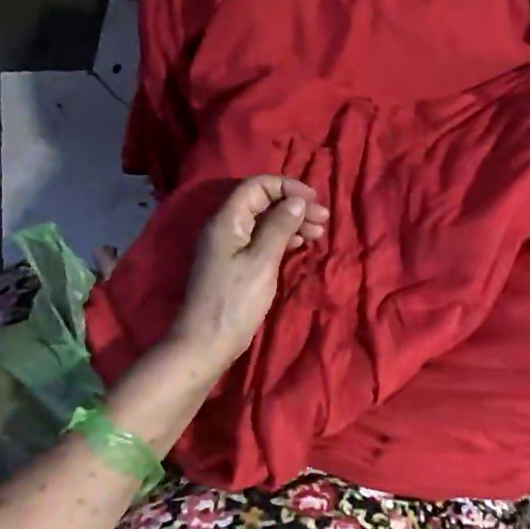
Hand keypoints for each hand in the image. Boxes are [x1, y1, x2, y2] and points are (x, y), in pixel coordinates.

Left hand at [165, 175, 328, 368]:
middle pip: (261, 201)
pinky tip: (299, 245)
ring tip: (318, 233)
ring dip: (291, 222)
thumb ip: (279, 227)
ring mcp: (228, 246)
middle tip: (323, 220)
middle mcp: (225, 227)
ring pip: (263, 221)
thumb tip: (297, 200)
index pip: (257, 186)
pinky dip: (281, 238)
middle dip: (293, 205)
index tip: (314, 200)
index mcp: (227, 220)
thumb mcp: (262, 261)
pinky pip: (260, 239)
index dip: (287, 187)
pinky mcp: (234, 264)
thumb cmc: (235, 301)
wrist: (206, 343)